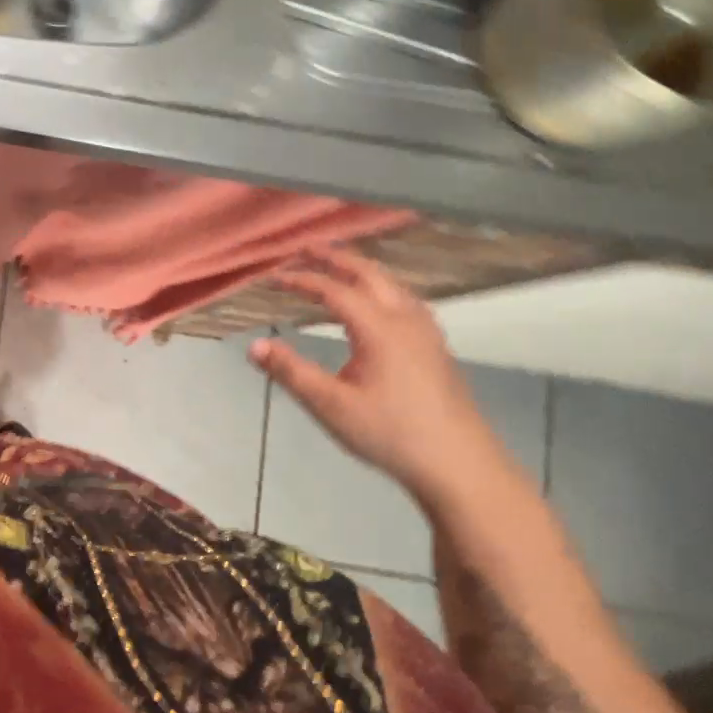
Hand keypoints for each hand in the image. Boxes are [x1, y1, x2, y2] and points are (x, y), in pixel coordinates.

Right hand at [248, 247, 507, 499]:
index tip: (274, 277)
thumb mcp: (330, 405)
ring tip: (340, 267)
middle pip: (370, 276)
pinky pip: (406, 301)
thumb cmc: (389, 433)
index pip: (335, 291)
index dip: (302, 280)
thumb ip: (291, 372)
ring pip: (394, 286)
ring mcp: (427, 334)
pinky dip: (383, 288)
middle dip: (337, 259)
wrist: (458, 463)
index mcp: (379, 330)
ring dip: (363, 271)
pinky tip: (379, 303)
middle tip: (308, 249)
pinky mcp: (435, 348)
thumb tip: (254, 346)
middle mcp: (406, 321)